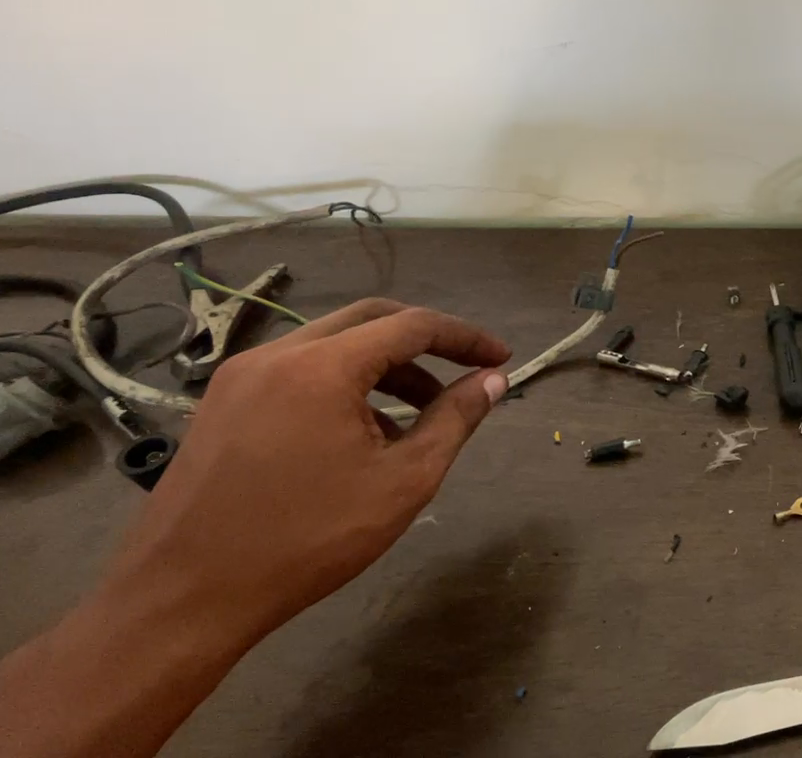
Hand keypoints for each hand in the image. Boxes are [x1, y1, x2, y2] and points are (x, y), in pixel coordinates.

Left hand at [101, 298, 510, 646]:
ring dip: (387, 364)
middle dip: (427, 340)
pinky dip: (346, 383)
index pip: (413, 325)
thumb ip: (455, 418)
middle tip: (467, 370)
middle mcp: (275, 357)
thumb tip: (493, 380)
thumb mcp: (404, 479)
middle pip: (371, 319)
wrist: (180, 602)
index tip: (502, 359)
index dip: (466, 337)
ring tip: (420, 414)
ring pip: (334, 344)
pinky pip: (300, 370)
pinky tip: (363, 433)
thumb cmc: (307, 538)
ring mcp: (239, 380)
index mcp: (321, 368)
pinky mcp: (221, 407)